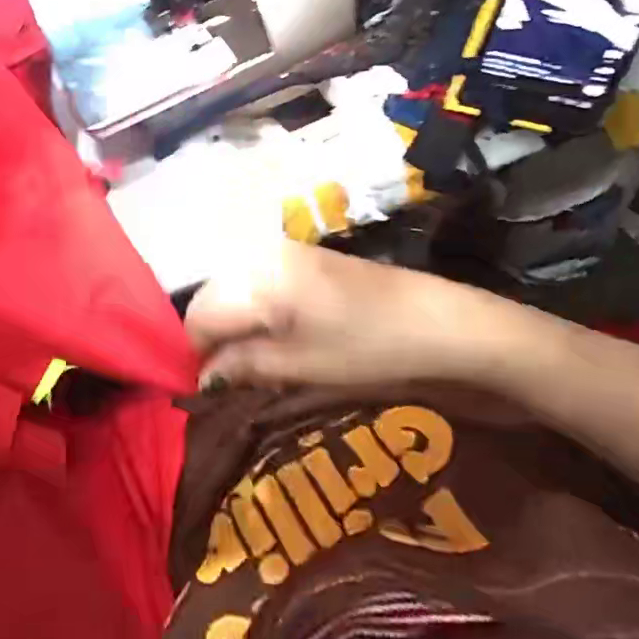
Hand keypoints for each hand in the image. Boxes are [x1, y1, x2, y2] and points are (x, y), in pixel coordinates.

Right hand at [186, 241, 545, 394]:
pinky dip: (250, 308)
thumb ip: (243, 366)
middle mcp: (256, 254)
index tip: (210, 388)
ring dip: (230, 323)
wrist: (441, 321)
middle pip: (208, 297)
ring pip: (227, 288)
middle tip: (232, 376)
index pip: (198, 316)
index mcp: (255, 278)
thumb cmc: (369, 348)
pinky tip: (272, 332)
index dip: (197, 354)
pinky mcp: (296, 255)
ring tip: (253, 358)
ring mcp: (277, 250)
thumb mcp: (302, 366)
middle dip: (212, 337)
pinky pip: (251, 279)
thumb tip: (201, 379)